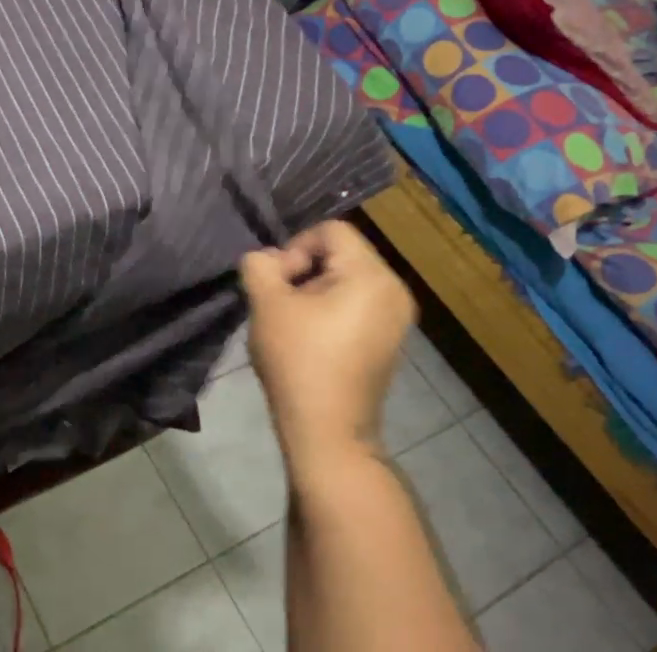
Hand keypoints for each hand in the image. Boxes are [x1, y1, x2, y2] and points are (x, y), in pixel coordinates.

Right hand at [239, 220, 416, 467]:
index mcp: (371, 276)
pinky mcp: (389, 337)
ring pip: (346, 277)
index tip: (279, 282)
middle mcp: (394, 290)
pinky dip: (329, 307)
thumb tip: (268, 260)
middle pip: (341, 252)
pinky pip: (356, 301)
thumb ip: (259, 265)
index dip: (295, 247)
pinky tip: (310, 336)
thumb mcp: (266, 302)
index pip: (331, 231)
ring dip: (313, 289)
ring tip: (292, 320)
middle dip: (303, 269)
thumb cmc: (298, 358)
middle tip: (280, 301)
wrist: (327, 426)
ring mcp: (396, 316)